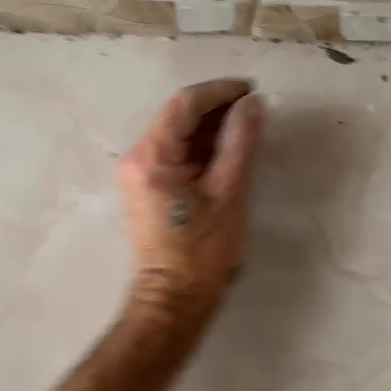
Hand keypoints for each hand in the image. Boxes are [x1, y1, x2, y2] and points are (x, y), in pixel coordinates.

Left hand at [115, 78, 264, 315]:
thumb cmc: (202, 251)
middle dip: (216, 106)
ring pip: (176, 130)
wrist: (172, 300)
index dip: (219, 91)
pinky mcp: (145, 184)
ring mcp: (137, 171)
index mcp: (151, 156)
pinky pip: (173, 149)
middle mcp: (136, 156)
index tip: (251, 90)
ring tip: (246, 124)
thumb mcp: (229, 193)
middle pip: (177, 114)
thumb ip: (240, 142)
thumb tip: (253, 103)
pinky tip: (227, 146)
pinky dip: (200, 143)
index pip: (184, 104)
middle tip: (253, 107)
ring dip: (209, 124)